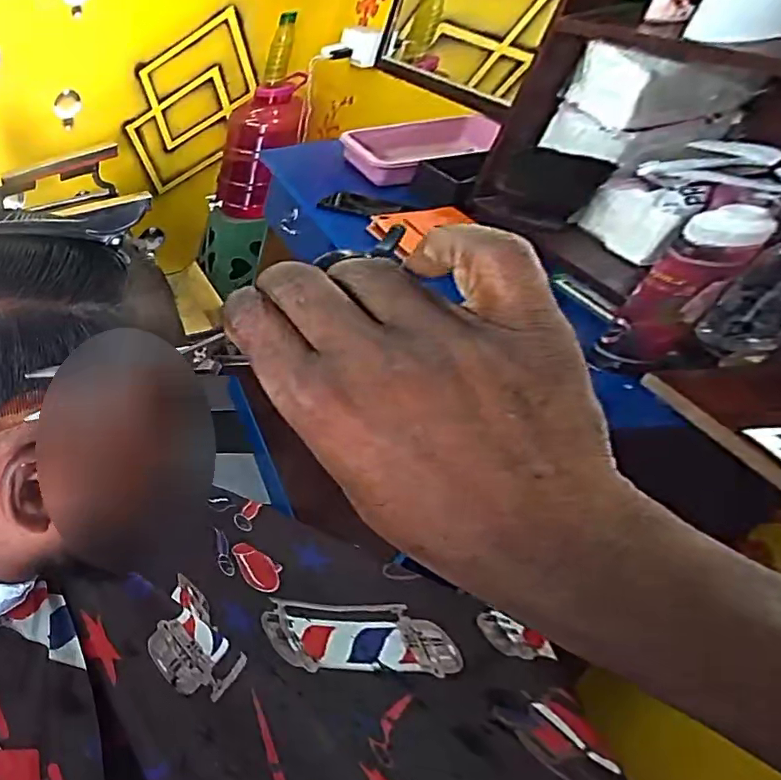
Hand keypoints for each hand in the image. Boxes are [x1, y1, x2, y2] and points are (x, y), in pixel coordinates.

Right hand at [222, 225, 638, 583]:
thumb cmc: (426, 513)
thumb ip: (304, 399)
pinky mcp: (518, 325)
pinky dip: (452, 243)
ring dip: (350, 276)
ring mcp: (446, 336)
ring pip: (370, 267)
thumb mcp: (331, 460)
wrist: (535, 536)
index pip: (253, 318)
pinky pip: (484, 252)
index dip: (244, 307)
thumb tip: (288, 352)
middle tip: (294, 296)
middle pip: (299, 281)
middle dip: (284, 284)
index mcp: (315, 399)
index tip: (251, 310)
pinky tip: (432, 258)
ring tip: (360, 293)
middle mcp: (369, 359)